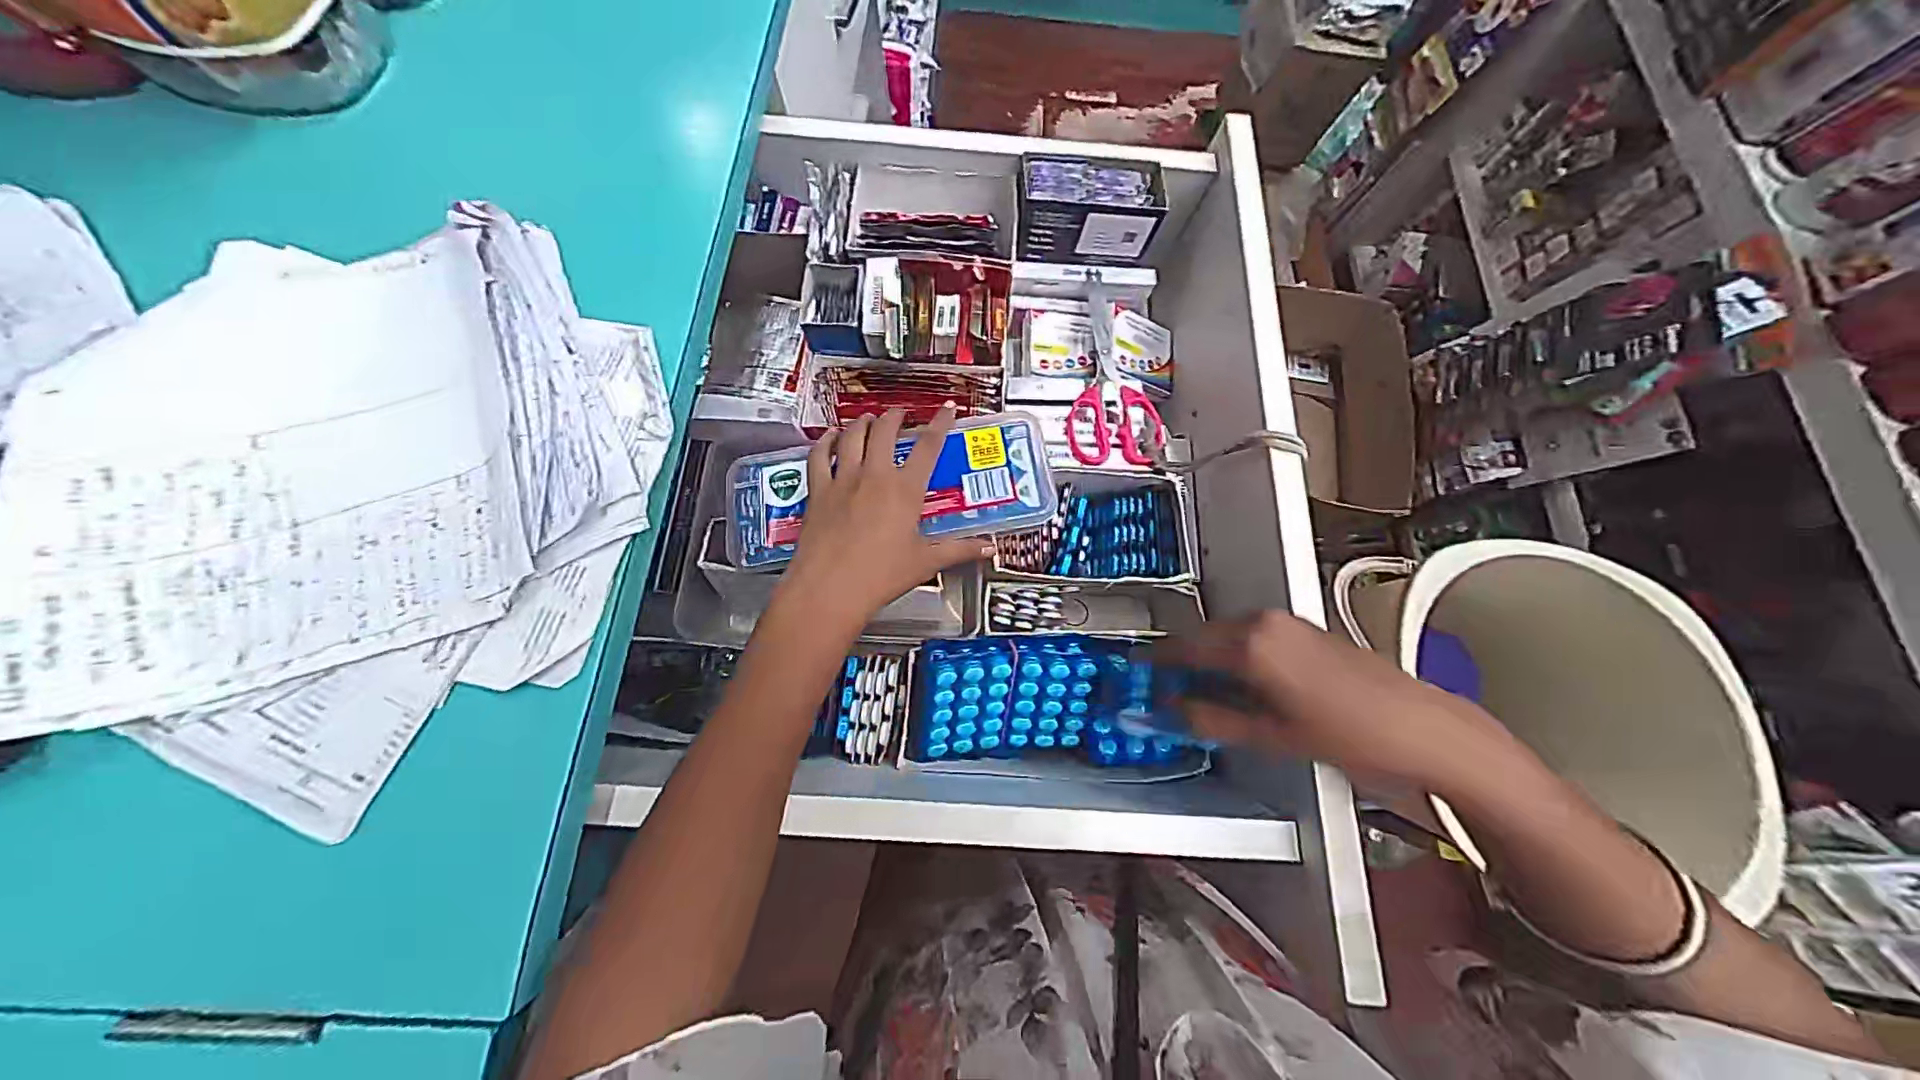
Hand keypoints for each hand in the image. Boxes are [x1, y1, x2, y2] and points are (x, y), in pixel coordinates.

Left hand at [778, 407, 994, 630]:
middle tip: (901, 414)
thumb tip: (987, 549)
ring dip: (862, 422)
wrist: (831, 588)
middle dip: (895, 417)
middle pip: (885, 431)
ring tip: (868, 418)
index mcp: (905, 490)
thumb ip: (959, 550)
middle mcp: (874, 476)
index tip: (946, 410)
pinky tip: (829, 437)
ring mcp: (843, 480)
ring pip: (852, 436)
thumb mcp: (925, 562)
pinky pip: (819, 456)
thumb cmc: (880, 576)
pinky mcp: (818, 491)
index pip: (929, 446)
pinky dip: (825, 442)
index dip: (940, 423)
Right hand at [1161, 611, 1518, 794]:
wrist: (1426, 730)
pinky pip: (1255, 635)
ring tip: (1203, 693)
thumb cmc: (1356, 735)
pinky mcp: (1307, 630)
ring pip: (1230, 635)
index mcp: (1252, 646)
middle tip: (1167, 690)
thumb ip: (1212, 720)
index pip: (1185, 648)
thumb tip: (1175, 712)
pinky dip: (1238, 655)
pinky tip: (1242, 684)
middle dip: (1183, 662)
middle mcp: (1268, 623)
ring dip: (1211, 659)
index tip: (1139, 671)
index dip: (1157, 663)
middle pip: (1205, 637)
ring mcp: (1290, 623)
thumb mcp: (1272, 737)